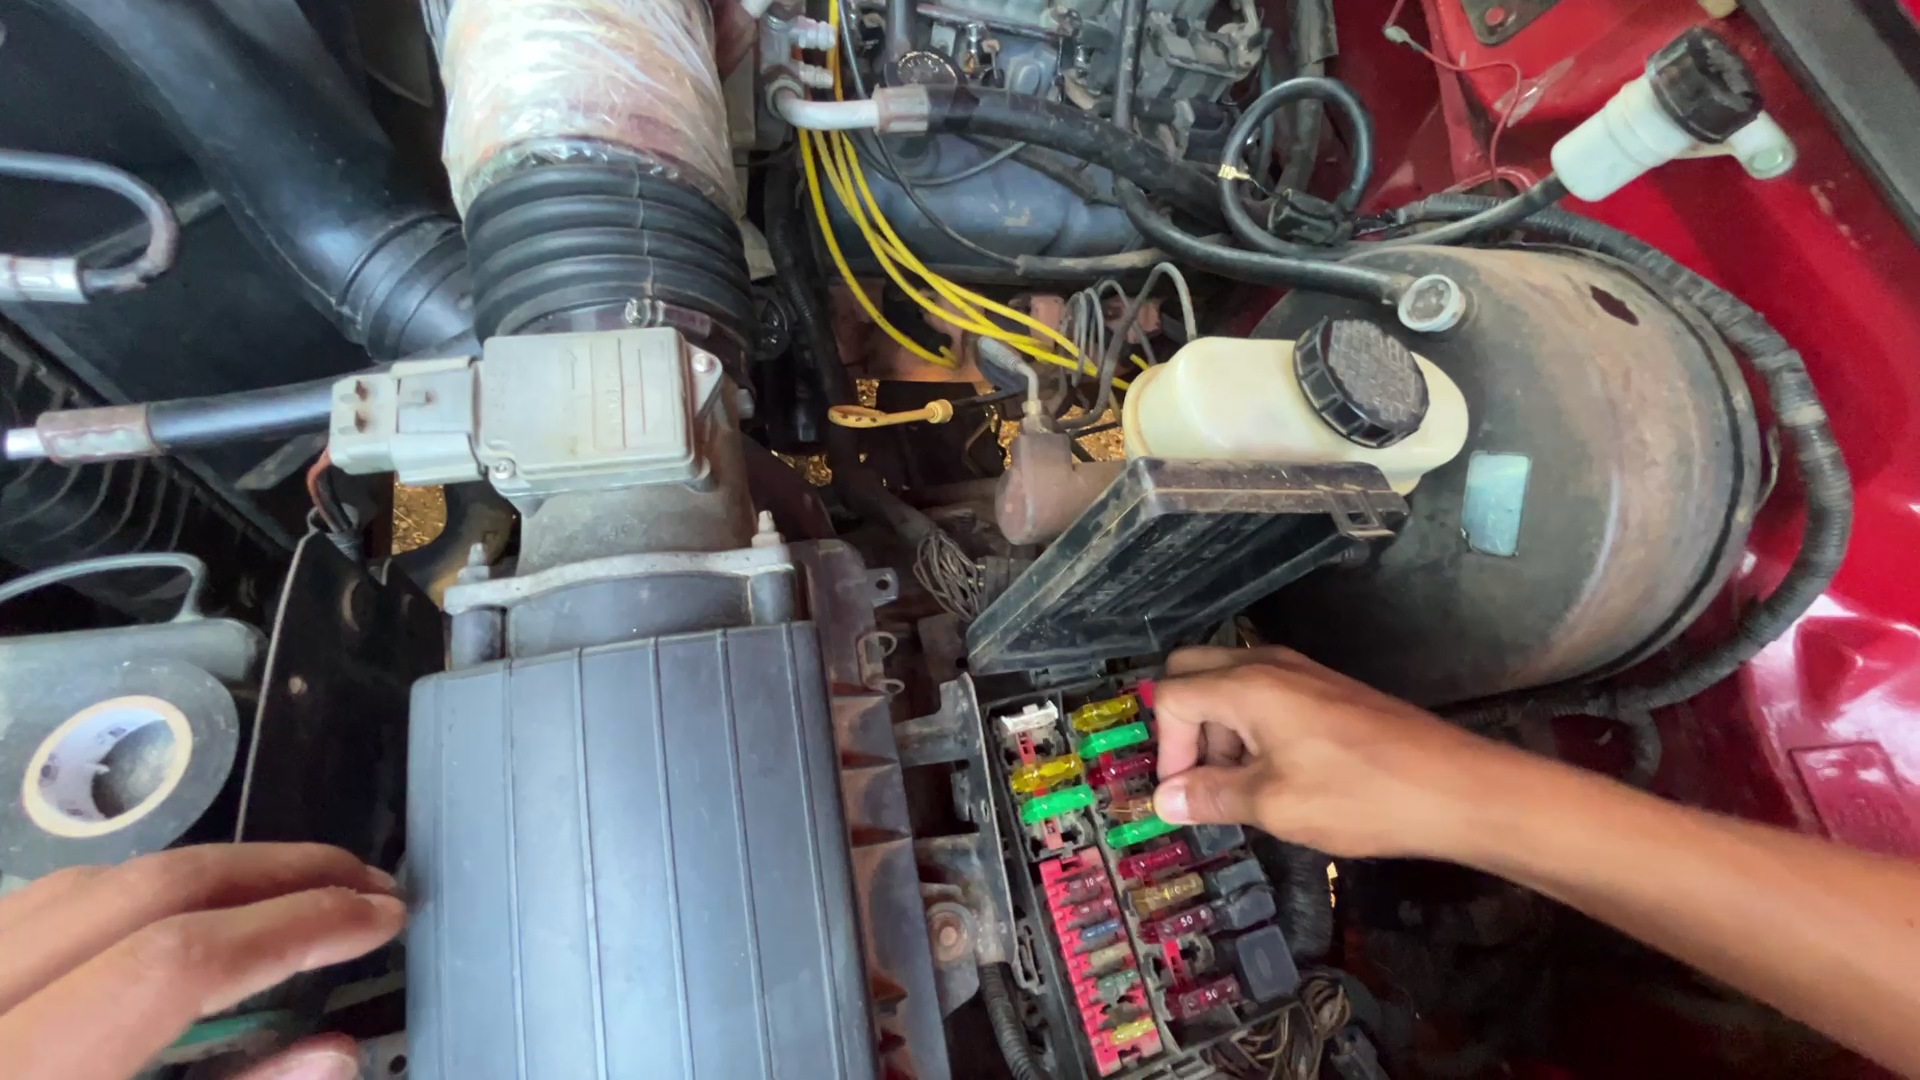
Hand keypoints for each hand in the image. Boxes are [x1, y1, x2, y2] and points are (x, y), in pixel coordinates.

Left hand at [0, 843, 405, 1079]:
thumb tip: (336, 1054)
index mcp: (6, 1078)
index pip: (174, 964)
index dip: (302, 926)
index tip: (385, 918)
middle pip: (148, 890)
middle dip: (285, 872)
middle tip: (366, 885)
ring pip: (95, 882)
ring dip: (224, 874)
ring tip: (297, 893)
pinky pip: (43, 907)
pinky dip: (143, 896)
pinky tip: (188, 919)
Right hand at [1150, 646, 1534, 858]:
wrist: (1460, 788)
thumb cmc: (1359, 795)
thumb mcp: (1274, 805)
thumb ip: (1210, 797)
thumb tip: (1163, 801)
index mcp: (1245, 686)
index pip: (1170, 697)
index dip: (1166, 748)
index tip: (1185, 794)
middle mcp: (1263, 663)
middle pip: (1188, 671)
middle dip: (1182, 723)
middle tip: (1203, 773)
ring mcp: (1295, 669)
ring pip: (1223, 679)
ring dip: (1215, 723)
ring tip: (1243, 780)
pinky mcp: (1320, 684)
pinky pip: (1259, 688)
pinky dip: (1246, 720)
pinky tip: (1276, 767)